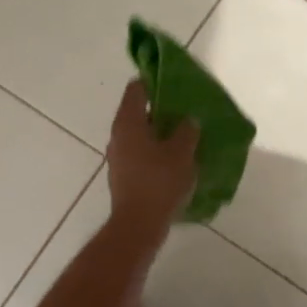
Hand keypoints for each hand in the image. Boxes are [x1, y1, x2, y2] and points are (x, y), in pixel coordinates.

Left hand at [106, 78, 200, 231]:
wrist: (138, 225)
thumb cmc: (158, 182)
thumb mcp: (181, 152)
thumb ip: (186, 130)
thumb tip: (188, 121)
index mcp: (128, 122)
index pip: (137, 88)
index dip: (155, 82)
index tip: (175, 84)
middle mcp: (118, 135)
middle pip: (139, 111)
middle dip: (163, 109)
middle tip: (187, 111)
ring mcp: (119, 157)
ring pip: (141, 135)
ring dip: (161, 133)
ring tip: (186, 136)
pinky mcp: (124, 175)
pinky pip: (142, 154)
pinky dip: (157, 152)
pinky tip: (177, 161)